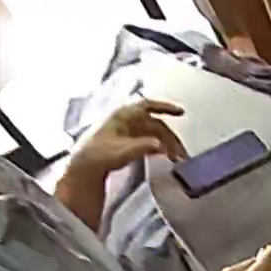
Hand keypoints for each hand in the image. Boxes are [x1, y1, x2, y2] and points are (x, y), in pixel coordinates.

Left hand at [70, 99, 186, 176]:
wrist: (88, 164)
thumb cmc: (102, 155)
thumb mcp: (124, 151)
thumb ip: (143, 147)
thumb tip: (162, 146)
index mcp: (125, 116)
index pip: (148, 106)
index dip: (165, 107)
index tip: (181, 112)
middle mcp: (128, 121)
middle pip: (155, 125)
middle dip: (171, 138)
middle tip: (182, 154)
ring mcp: (129, 131)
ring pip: (154, 134)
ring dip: (167, 145)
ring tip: (177, 159)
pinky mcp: (129, 142)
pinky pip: (149, 141)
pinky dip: (160, 147)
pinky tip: (165, 157)